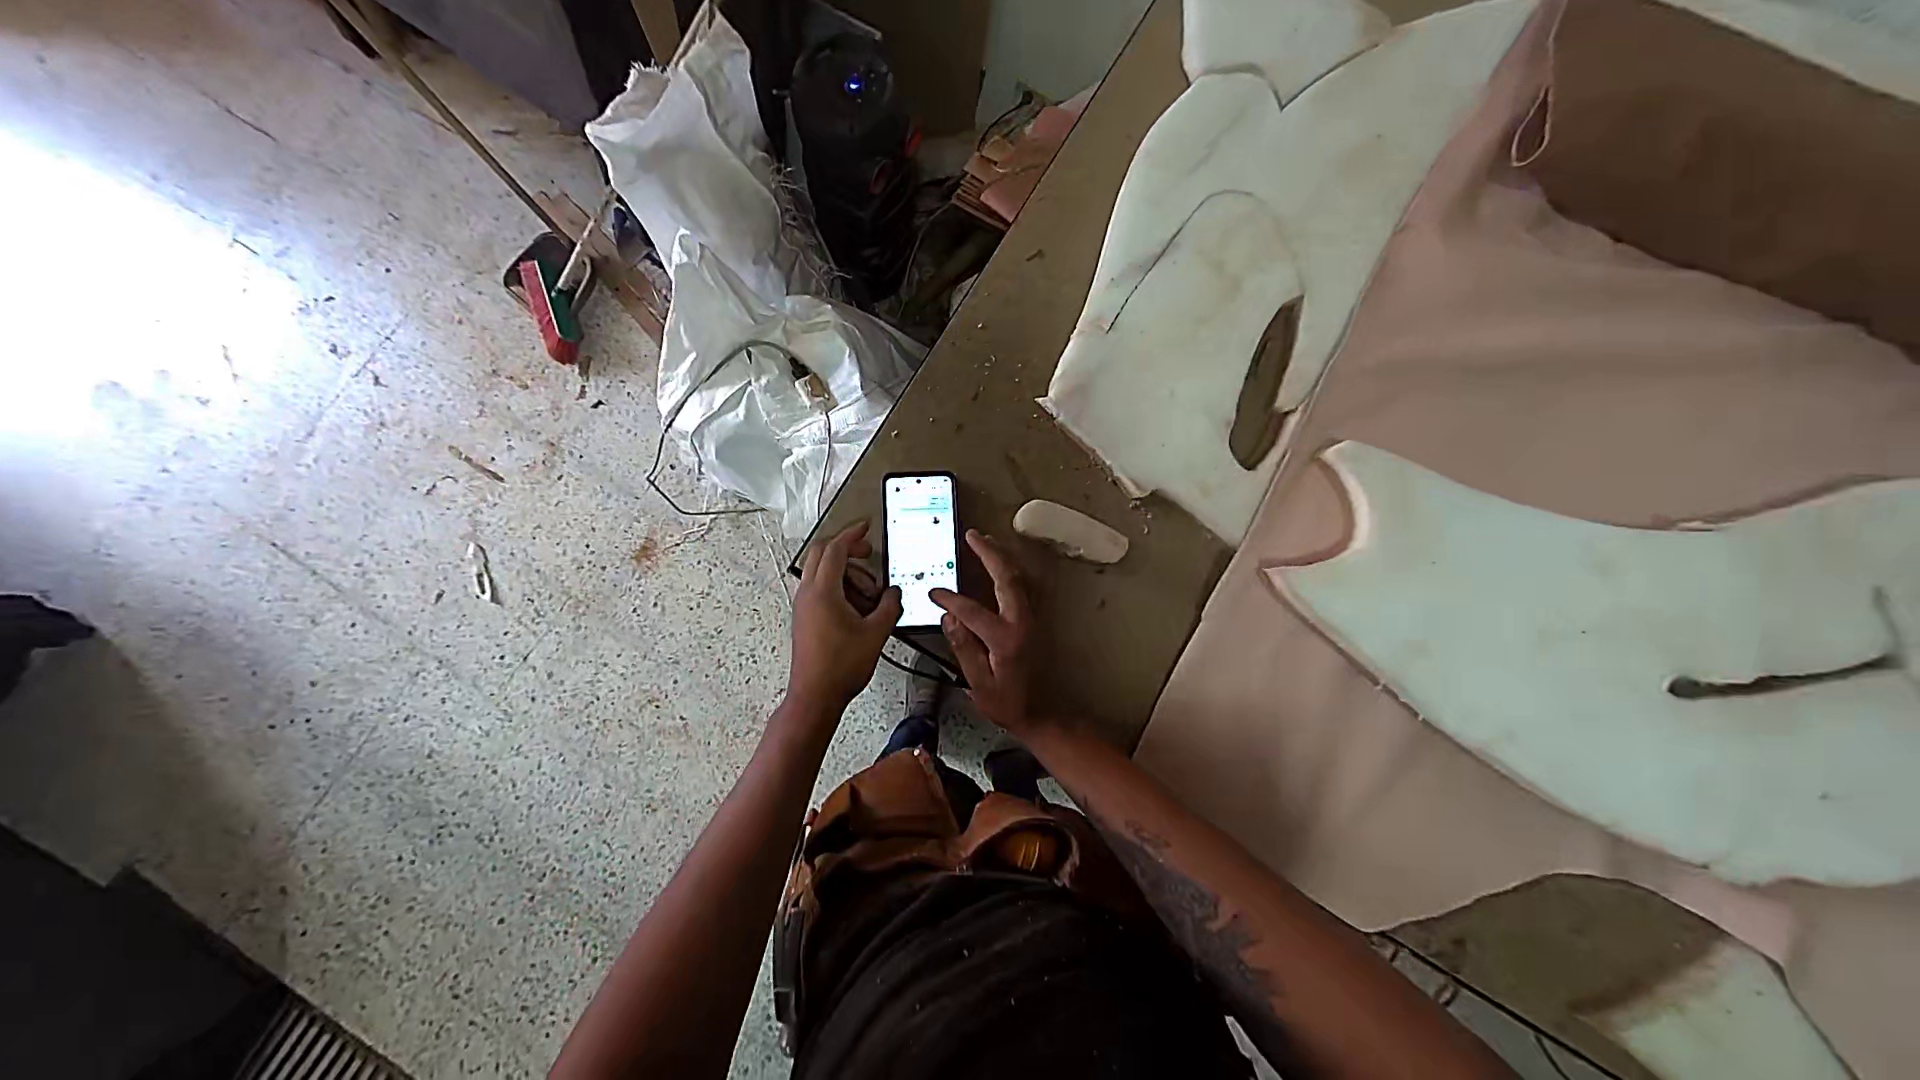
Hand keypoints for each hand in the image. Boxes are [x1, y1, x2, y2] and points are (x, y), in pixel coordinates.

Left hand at [788, 521, 902, 711]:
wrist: (815, 696)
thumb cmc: (839, 668)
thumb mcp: (876, 632)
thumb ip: (890, 606)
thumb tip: (894, 594)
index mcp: (823, 591)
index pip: (835, 549)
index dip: (852, 534)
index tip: (865, 527)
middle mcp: (808, 595)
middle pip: (821, 554)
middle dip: (847, 550)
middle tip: (868, 554)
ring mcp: (804, 607)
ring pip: (822, 573)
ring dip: (847, 574)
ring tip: (871, 594)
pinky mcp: (805, 619)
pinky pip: (821, 590)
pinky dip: (840, 589)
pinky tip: (859, 609)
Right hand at [931, 531, 1035, 734]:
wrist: (1043, 713)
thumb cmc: (1011, 704)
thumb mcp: (979, 684)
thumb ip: (964, 648)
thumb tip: (950, 619)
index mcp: (1005, 639)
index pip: (972, 610)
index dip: (950, 598)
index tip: (935, 593)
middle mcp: (1022, 623)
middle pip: (1007, 577)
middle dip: (988, 553)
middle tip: (972, 536)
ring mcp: (1032, 619)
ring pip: (1020, 577)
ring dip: (1003, 556)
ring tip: (985, 541)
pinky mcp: (1036, 620)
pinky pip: (1025, 585)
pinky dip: (1012, 569)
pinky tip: (1003, 563)